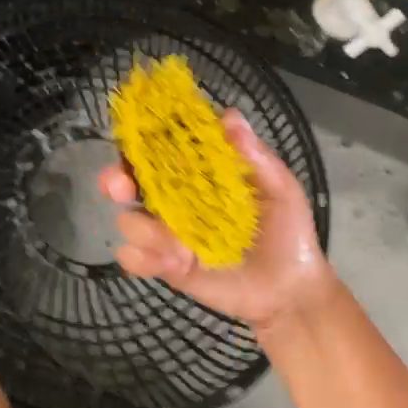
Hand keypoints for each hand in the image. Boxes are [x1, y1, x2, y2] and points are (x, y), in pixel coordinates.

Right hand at [99, 108, 340, 330]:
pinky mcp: (167, 267)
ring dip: (144, 228)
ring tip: (178, 247)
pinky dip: (143, 258)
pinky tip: (173, 262)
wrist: (292, 290)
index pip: (160, 149)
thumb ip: (255, 156)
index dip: (141, 140)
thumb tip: (229, 117)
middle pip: (129, 182)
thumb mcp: (281, 189)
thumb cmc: (289, 232)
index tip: (134, 136)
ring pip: (129, 221)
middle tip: (118, 185)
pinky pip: (134, 259)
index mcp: (199, 174)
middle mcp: (175, 200)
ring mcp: (168, 234)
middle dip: (115, 179)